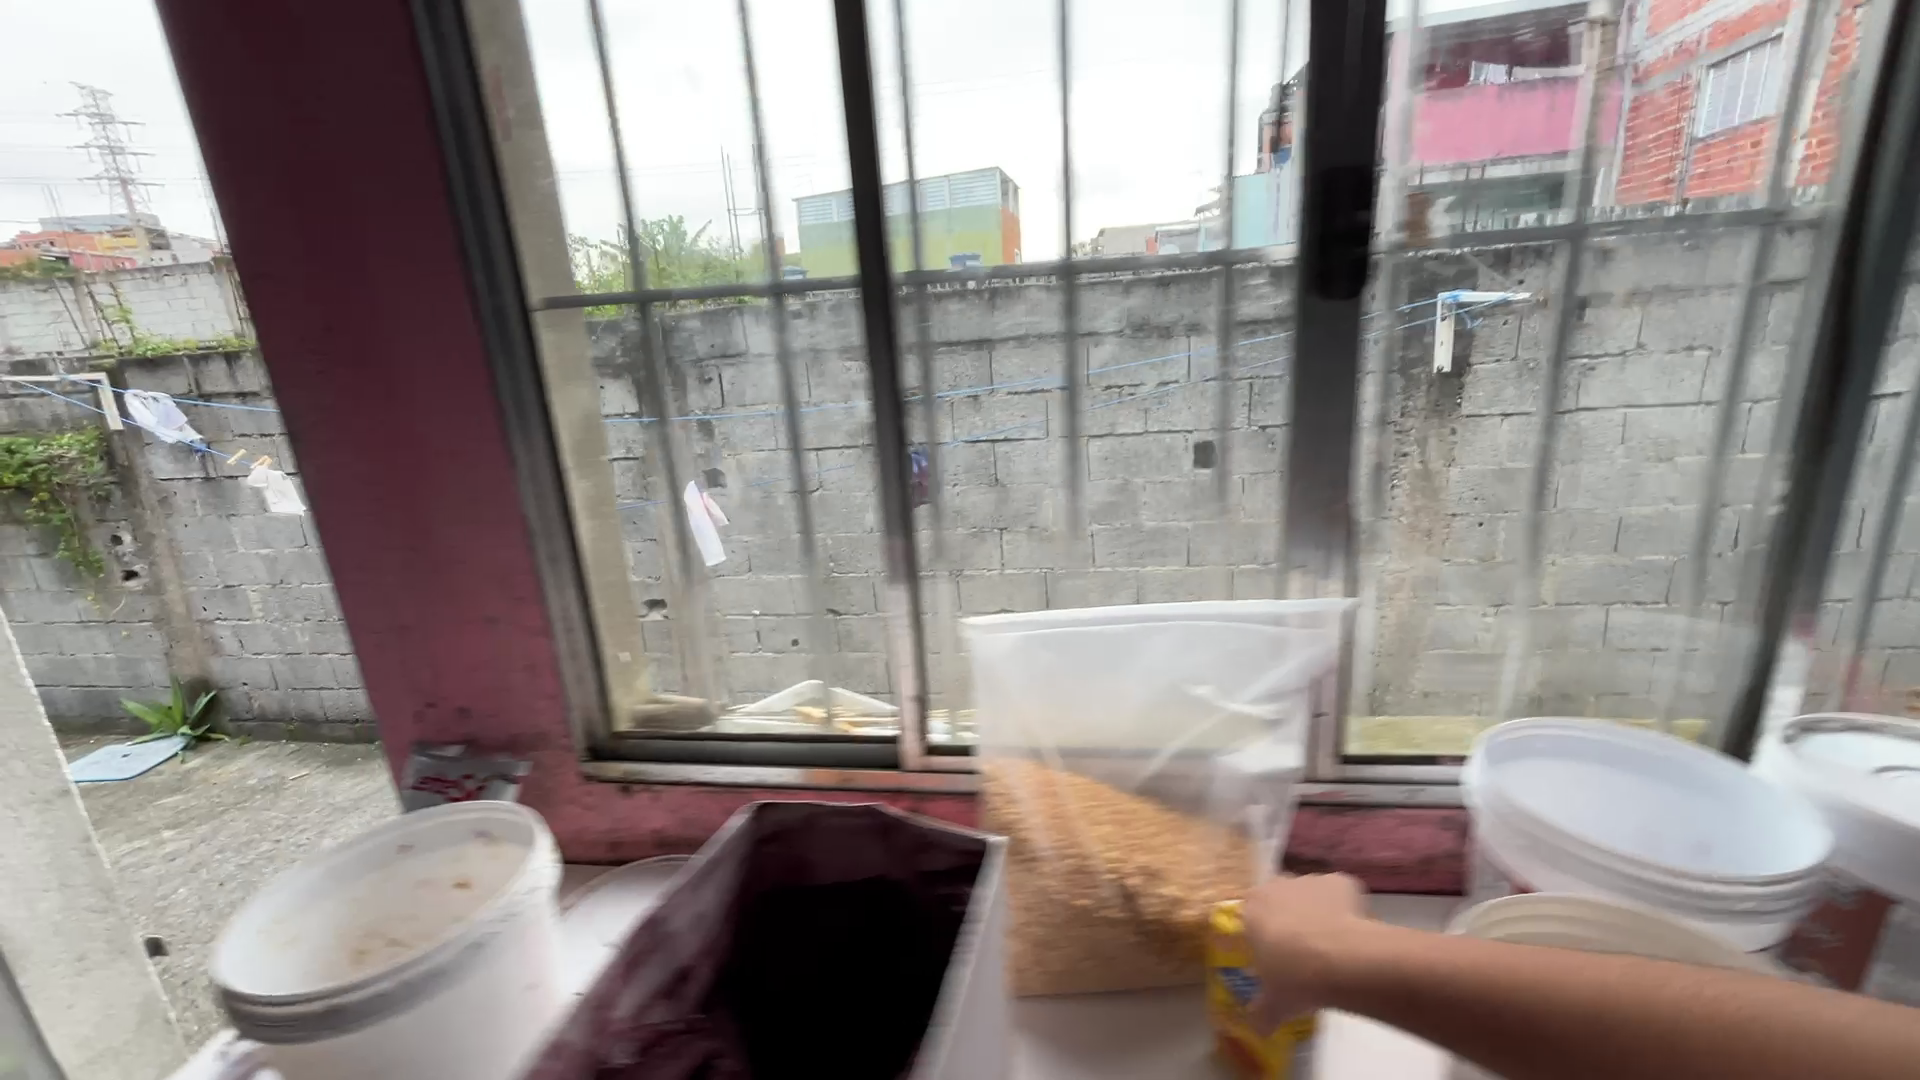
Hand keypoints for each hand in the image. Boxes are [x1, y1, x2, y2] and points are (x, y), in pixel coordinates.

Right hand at [1241, 873, 1372, 1024]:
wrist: (1341, 961)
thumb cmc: (1295, 977)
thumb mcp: (1273, 1004)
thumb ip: (1261, 1013)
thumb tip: (1256, 1029)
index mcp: (1251, 908)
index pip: (1251, 914)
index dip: (1264, 933)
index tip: (1277, 955)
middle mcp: (1276, 885)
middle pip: (1280, 898)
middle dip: (1289, 917)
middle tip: (1304, 951)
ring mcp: (1310, 880)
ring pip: (1311, 893)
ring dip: (1318, 911)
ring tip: (1333, 946)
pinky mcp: (1341, 882)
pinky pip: (1342, 893)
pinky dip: (1348, 907)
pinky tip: (1354, 932)